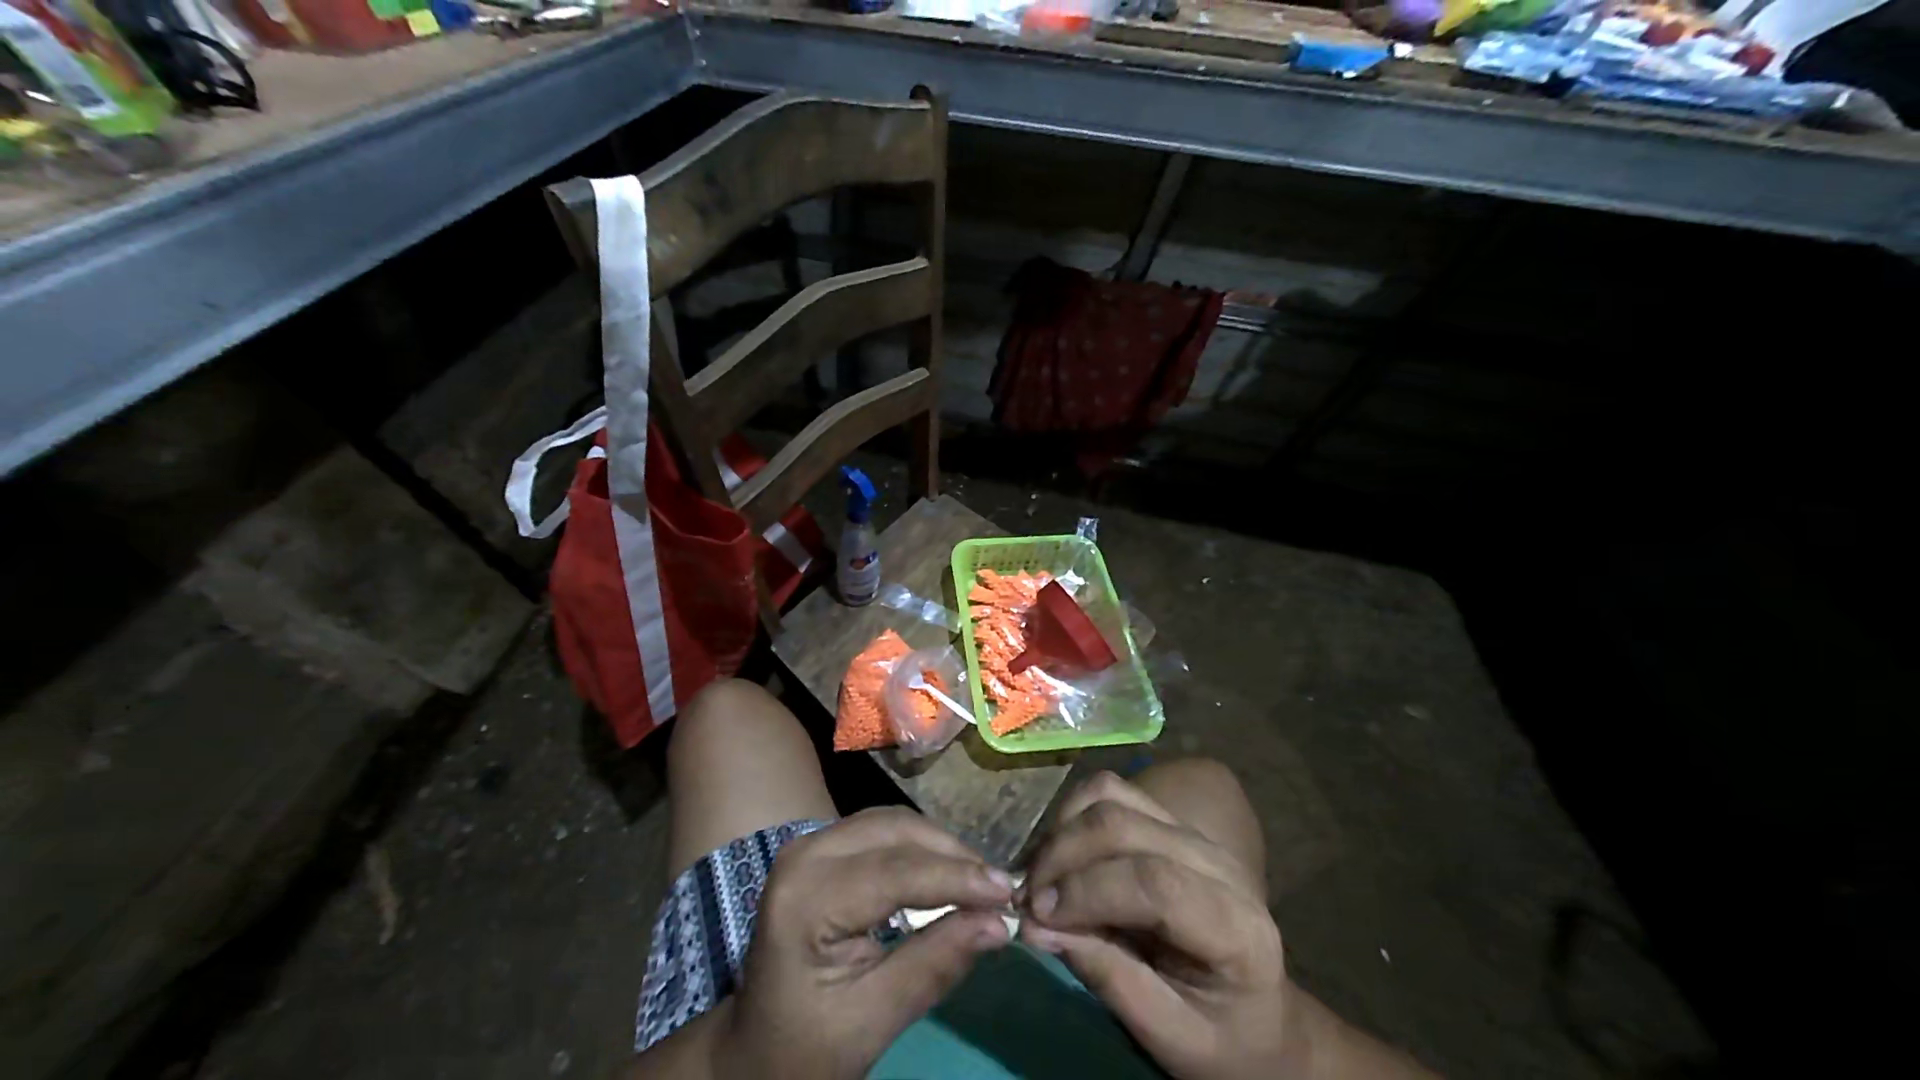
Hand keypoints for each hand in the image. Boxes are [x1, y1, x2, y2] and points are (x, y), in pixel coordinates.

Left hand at [714, 807, 1015, 1079]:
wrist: (754, 1049)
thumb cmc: (807, 1046)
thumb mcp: (873, 1019)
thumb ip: (936, 963)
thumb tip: (1000, 923)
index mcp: (805, 899)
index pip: (895, 872)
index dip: (957, 877)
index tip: (1009, 892)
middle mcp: (803, 855)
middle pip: (895, 832)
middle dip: (951, 856)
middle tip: (999, 889)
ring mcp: (808, 845)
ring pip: (892, 823)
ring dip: (938, 847)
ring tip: (979, 883)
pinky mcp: (820, 849)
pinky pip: (880, 832)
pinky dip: (919, 848)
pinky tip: (945, 874)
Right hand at [1021, 772, 1295, 1079]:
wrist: (1259, 1016)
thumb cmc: (1219, 1038)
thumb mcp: (1170, 1036)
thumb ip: (1107, 977)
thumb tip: (1035, 925)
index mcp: (1235, 925)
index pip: (1154, 881)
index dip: (1088, 889)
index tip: (1037, 915)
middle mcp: (1217, 862)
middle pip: (1124, 824)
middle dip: (1062, 855)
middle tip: (1025, 898)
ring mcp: (1194, 833)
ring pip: (1112, 795)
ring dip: (1063, 829)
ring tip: (1040, 876)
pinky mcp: (1171, 822)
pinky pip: (1112, 792)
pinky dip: (1074, 814)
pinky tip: (1061, 854)